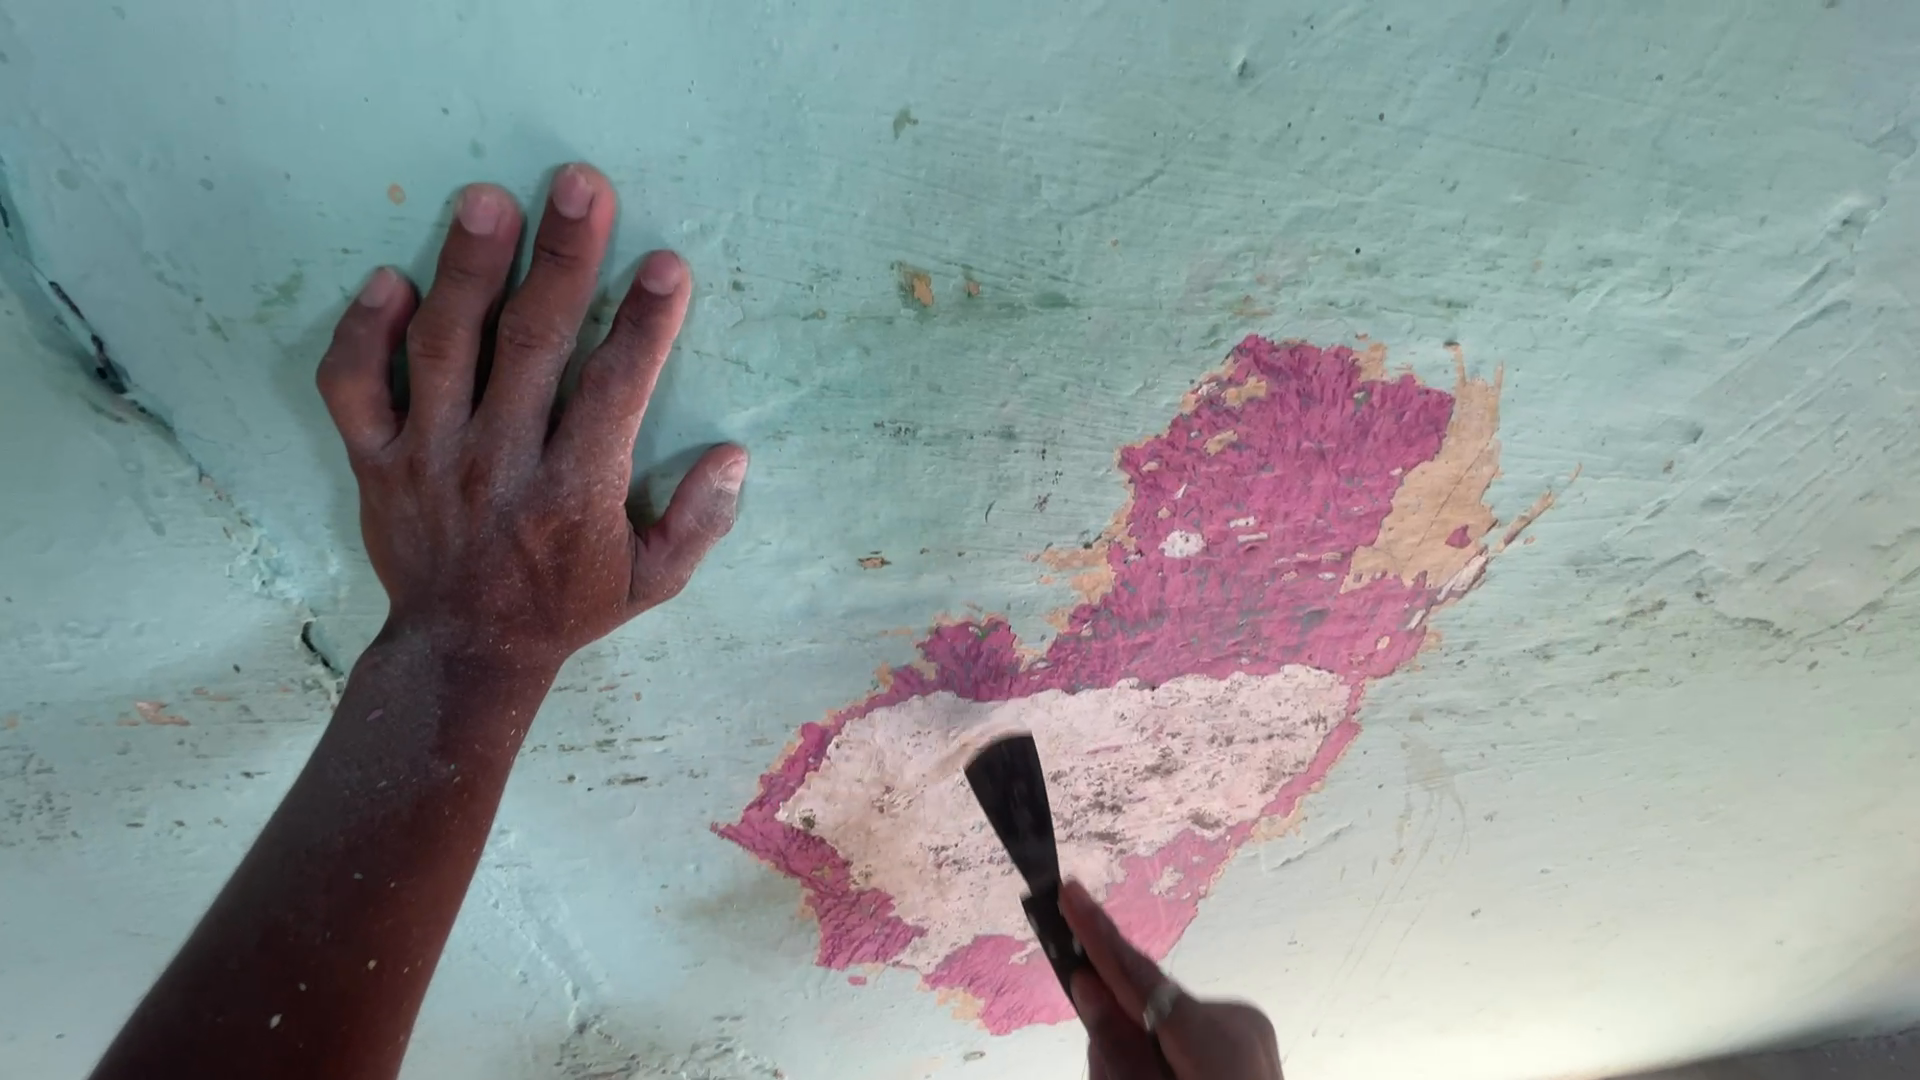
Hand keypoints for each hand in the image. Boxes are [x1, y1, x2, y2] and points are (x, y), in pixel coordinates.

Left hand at [316, 163, 745, 669]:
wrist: (467, 651)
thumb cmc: (572, 607)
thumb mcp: (658, 581)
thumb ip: (700, 521)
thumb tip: (734, 454)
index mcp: (575, 493)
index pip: (614, 392)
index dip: (644, 326)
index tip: (666, 267)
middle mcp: (501, 463)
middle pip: (531, 346)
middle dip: (563, 262)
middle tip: (580, 186)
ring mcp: (429, 459)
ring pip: (444, 349)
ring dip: (469, 269)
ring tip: (489, 200)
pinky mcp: (377, 462)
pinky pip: (354, 387)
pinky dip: (363, 330)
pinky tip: (390, 277)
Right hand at [1061, 881, 1283, 1079]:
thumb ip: (1116, 1050)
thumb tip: (1085, 982)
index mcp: (1222, 1051)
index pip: (1145, 982)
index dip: (1100, 937)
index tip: (1068, 890)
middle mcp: (1239, 1022)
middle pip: (1145, 1003)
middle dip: (1112, 1024)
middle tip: (1110, 1072)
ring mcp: (1246, 1028)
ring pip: (1158, 1017)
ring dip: (1133, 1043)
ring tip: (1135, 1075)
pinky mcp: (1243, 1037)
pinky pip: (1177, 1030)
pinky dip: (1155, 1051)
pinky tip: (1157, 1073)